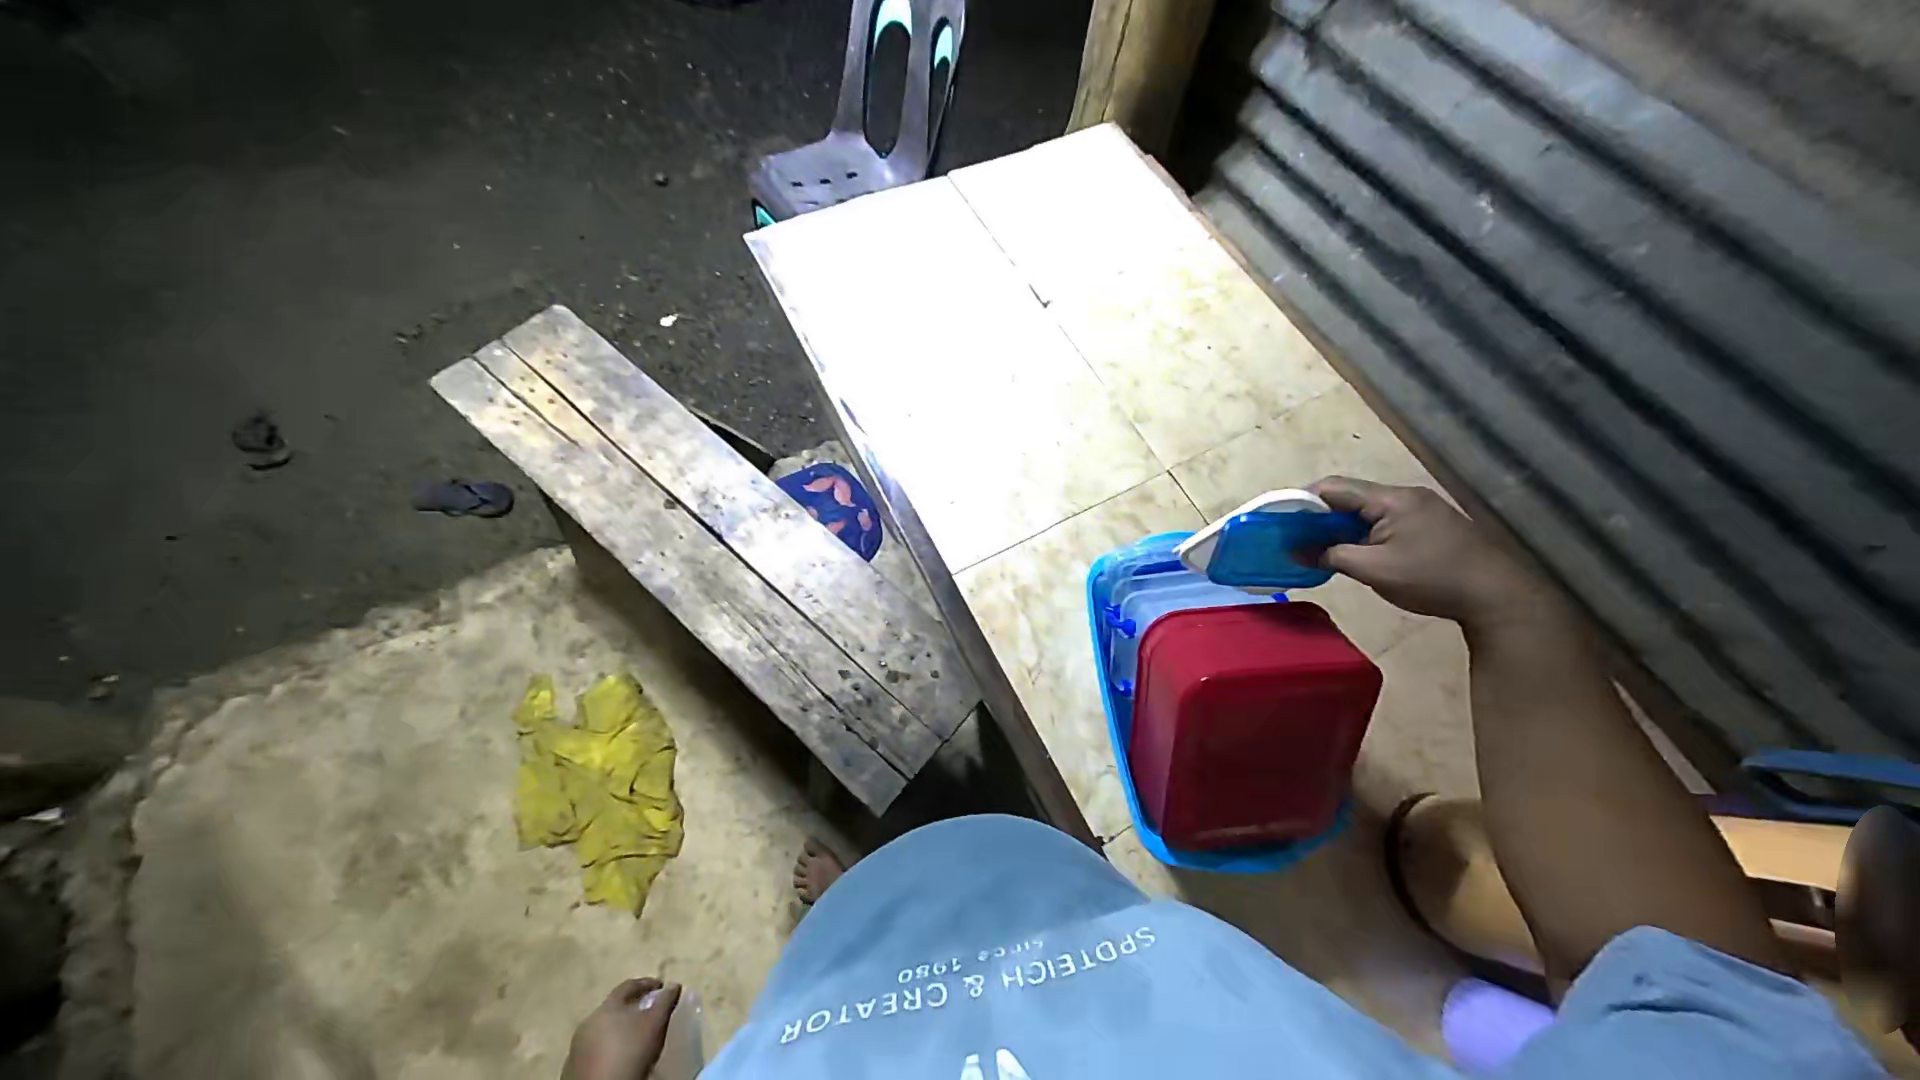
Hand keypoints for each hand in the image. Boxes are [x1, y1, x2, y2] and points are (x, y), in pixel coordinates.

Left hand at [562, 978, 680, 1079]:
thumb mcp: (656, 1023)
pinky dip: (608, 1048)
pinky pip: (594, 1051)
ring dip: (617, 1029)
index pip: (628, 985)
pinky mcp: (572, 1069)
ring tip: (634, 1037)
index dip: (646, 983)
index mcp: (607, 1007)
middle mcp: (588, 1022)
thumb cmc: (631, 1052)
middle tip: (647, 1013)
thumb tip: (673, 985)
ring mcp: (576, 1047)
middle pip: (613, 1008)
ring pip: (601, 1030)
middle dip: (631, 1008)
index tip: (661, 987)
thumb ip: (665, 1001)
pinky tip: (618, 1058)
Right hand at [1308, 476, 1555, 628]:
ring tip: (1317, 548)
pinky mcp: (1428, 525)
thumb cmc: (1432, 579)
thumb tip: (1296, 552)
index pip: (1334, 487)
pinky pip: (1382, 521)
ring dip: (1339, 526)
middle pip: (1349, 496)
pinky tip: (1351, 552)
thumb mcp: (1373, 570)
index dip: (1302, 501)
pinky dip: (1360, 533)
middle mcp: (1405, 496)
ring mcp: (1419, 510)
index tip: (1280, 521)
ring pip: (1365, 510)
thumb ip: (1330, 556)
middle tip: (1294, 538)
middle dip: (1318, 516)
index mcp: (1391, 500)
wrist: (1498, 597)